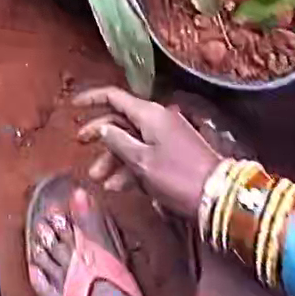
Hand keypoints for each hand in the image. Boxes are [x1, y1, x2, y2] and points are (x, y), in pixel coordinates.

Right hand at [75, 87, 223, 220]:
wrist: (220, 198)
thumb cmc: (177, 176)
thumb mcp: (141, 161)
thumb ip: (117, 141)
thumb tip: (102, 128)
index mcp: (149, 113)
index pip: (113, 97)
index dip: (92, 99)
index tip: (74, 106)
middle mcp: (157, 119)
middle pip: (121, 120)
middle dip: (100, 136)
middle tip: (81, 144)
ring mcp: (167, 137)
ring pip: (132, 141)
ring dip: (114, 158)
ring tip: (99, 178)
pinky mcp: (174, 154)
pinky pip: (145, 154)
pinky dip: (130, 168)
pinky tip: (118, 186)